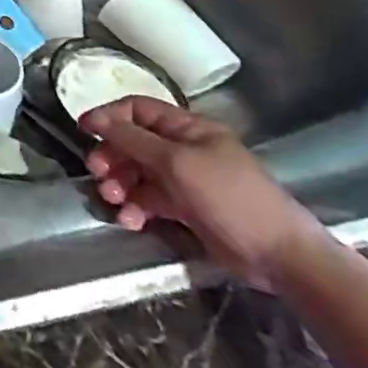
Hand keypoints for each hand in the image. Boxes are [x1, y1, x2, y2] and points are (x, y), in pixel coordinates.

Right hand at [79, 96, 331, 288]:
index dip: (110, 116)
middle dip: (112, 156)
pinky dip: (135, 208)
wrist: (282, 257)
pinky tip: (131, 220)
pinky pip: (148, 199)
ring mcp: (186, 180)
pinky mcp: (185, 208)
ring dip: (119, 184)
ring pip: (137, 173)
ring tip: (114, 200)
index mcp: (190, 130)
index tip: (84, 130)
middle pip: (133, 142)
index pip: (139, 110)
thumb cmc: (231, 198)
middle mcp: (185, 150)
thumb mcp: (176, 162)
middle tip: (97, 172)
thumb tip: (96, 119)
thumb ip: (132, 139)